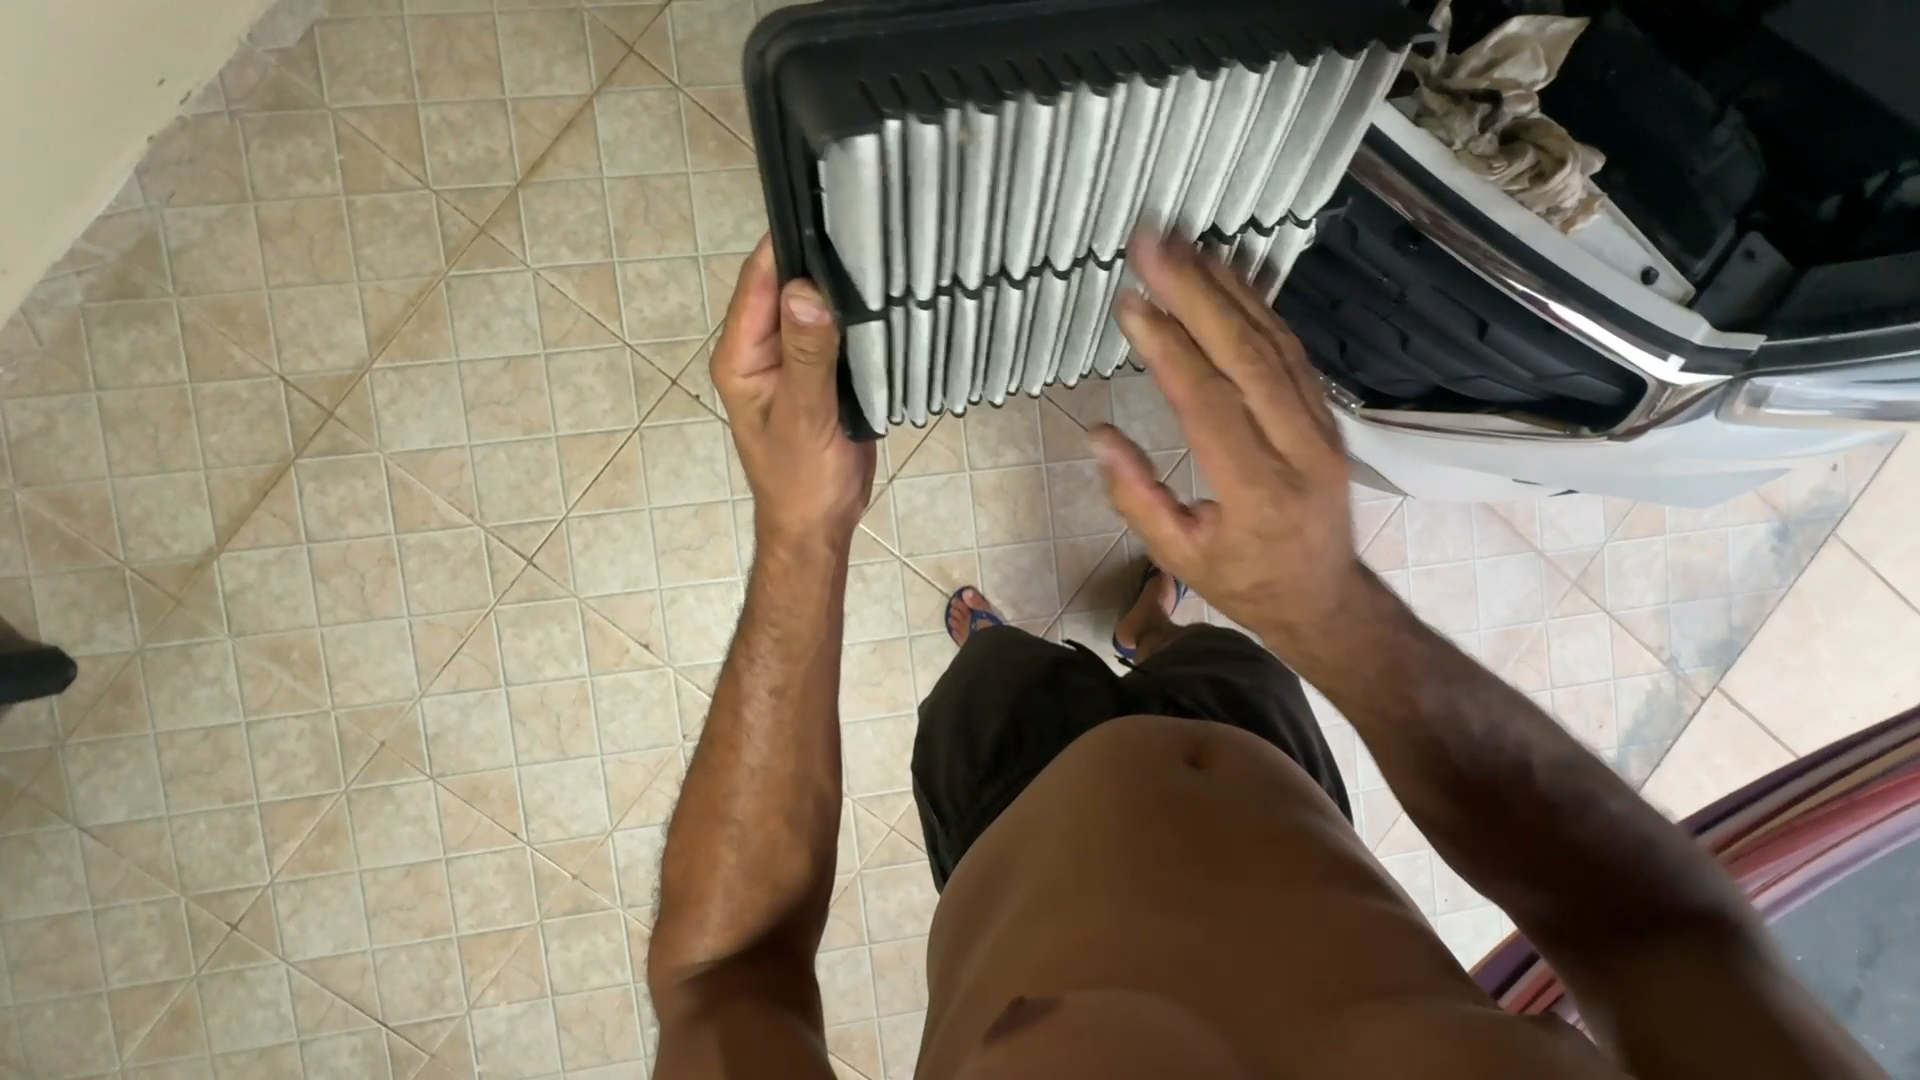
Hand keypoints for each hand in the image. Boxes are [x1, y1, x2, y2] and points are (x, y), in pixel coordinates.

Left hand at [711, 237, 876, 550]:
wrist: (820, 524)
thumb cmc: (802, 480)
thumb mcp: (803, 417)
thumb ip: (806, 356)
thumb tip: (806, 290)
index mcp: (741, 355)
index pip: (759, 281)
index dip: (789, 244)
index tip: (832, 211)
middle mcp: (763, 349)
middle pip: (788, 287)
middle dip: (822, 262)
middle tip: (872, 231)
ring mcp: (794, 361)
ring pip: (816, 309)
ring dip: (843, 290)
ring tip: (886, 258)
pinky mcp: (823, 375)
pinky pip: (838, 335)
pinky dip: (857, 320)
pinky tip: (886, 302)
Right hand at [1091, 233, 1377, 657]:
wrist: (1325, 597)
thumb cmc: (1244, 582)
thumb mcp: (1178, 559)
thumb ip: (1137, 499)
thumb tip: (1097, 435)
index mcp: (1256, 490)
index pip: (1207, 402)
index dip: (1168, 349)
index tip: (1131, 304)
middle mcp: (1297, 448)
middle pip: (1246, 355)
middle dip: (1196, 294)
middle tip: (1154, 246)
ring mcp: (1320, 427)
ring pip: (1275, 344)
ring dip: (1228, 288)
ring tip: (1185, 247)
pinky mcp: (1326, 416)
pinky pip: (1292, 352)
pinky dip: (1260, 307)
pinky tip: (1231, 276)